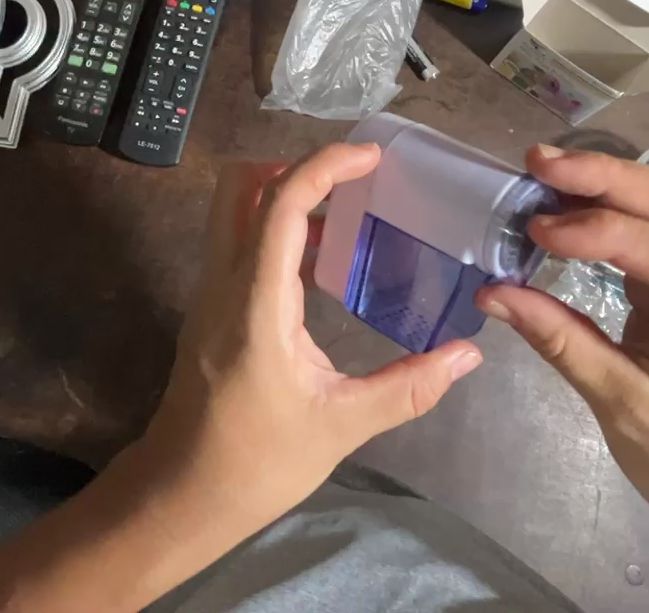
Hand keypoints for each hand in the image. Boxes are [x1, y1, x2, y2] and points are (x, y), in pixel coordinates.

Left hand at [135, 143, 483, 532]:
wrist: (180, 491)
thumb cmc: (256, 461)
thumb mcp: (340, 425)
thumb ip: (407, 387)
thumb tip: (467, 355)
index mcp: (256, 300)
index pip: (280, 205)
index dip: (324, 165)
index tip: (371, 156)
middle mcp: (224, 279)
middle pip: (237, 185)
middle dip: (291, 165)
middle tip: (349, 178)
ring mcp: (211, 288)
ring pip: (233, 209)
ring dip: (284, 194)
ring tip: (348, 211)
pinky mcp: (213, 303)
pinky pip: (240, 241)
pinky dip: (277, 229)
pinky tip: (324, 262)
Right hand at [480, 145, 648, 612]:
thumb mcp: (621, 409)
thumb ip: (559, 339)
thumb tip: (490, 292)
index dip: (604, 233)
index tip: (536, 229)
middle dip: (610, 180)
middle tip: (538, 163)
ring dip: (615, 184)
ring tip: (549, 171)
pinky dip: (623, 210)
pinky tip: (577, 200)